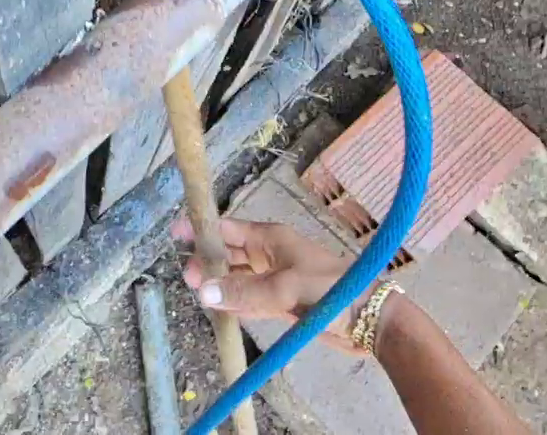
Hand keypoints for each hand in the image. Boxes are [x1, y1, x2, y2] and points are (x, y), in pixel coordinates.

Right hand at [172, 216, 366, 349]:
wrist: (370, 319)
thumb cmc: (328, 289)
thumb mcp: (284, 289)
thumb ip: (243, 292)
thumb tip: (201, 292)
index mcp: (270, 238)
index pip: (227, 228)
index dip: (202, 229)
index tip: (176, 233)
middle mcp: (270, 254)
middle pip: (230, 253)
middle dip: (207, 262)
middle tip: (188, 277)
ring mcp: (276, 279)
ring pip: (239, 277)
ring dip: (220, 284)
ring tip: (197, 293)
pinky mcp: (283, 302)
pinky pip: (251, 299)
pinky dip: (236, 303)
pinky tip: (221, 310)